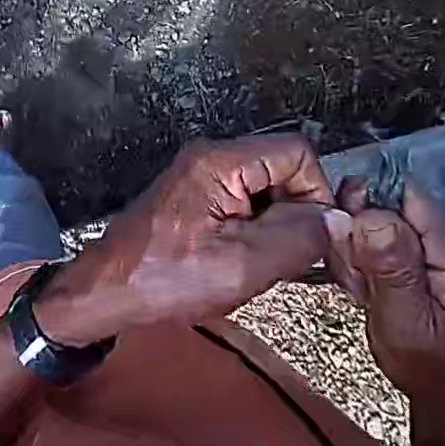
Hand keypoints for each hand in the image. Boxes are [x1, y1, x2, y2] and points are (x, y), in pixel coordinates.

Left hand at [35, 135, 334, 345]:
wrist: (105, 292)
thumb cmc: (162, 280)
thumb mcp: (241, 267)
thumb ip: (298, 240)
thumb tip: (339, 220)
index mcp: (220, 162)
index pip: (297, 153)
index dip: (316, 193)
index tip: (314, 236)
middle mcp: (211, 156)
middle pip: (282, 168)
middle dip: (295, 212)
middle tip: (285, 258)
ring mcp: (201, 172)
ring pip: (266, 187)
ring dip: (275, 225)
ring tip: (256, 263)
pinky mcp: (196, 192)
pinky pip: (244, 199)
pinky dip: (254, 228)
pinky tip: (241, 260)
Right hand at [325, 176, 444, 395]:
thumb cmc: (435, 366)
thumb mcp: (408, 321)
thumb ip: (392, 267)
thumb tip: (373, 215)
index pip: (403, 189)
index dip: (368, 203)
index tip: (352, 234)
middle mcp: (439, 235)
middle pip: (381, 200)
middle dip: (356, 230)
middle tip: (361, 273)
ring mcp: (422, 243)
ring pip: (368, 218)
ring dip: (354, 250)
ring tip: (368, 287)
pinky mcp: (406, 253)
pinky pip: (367, 238)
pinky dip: (357, 260)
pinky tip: (368, 287)